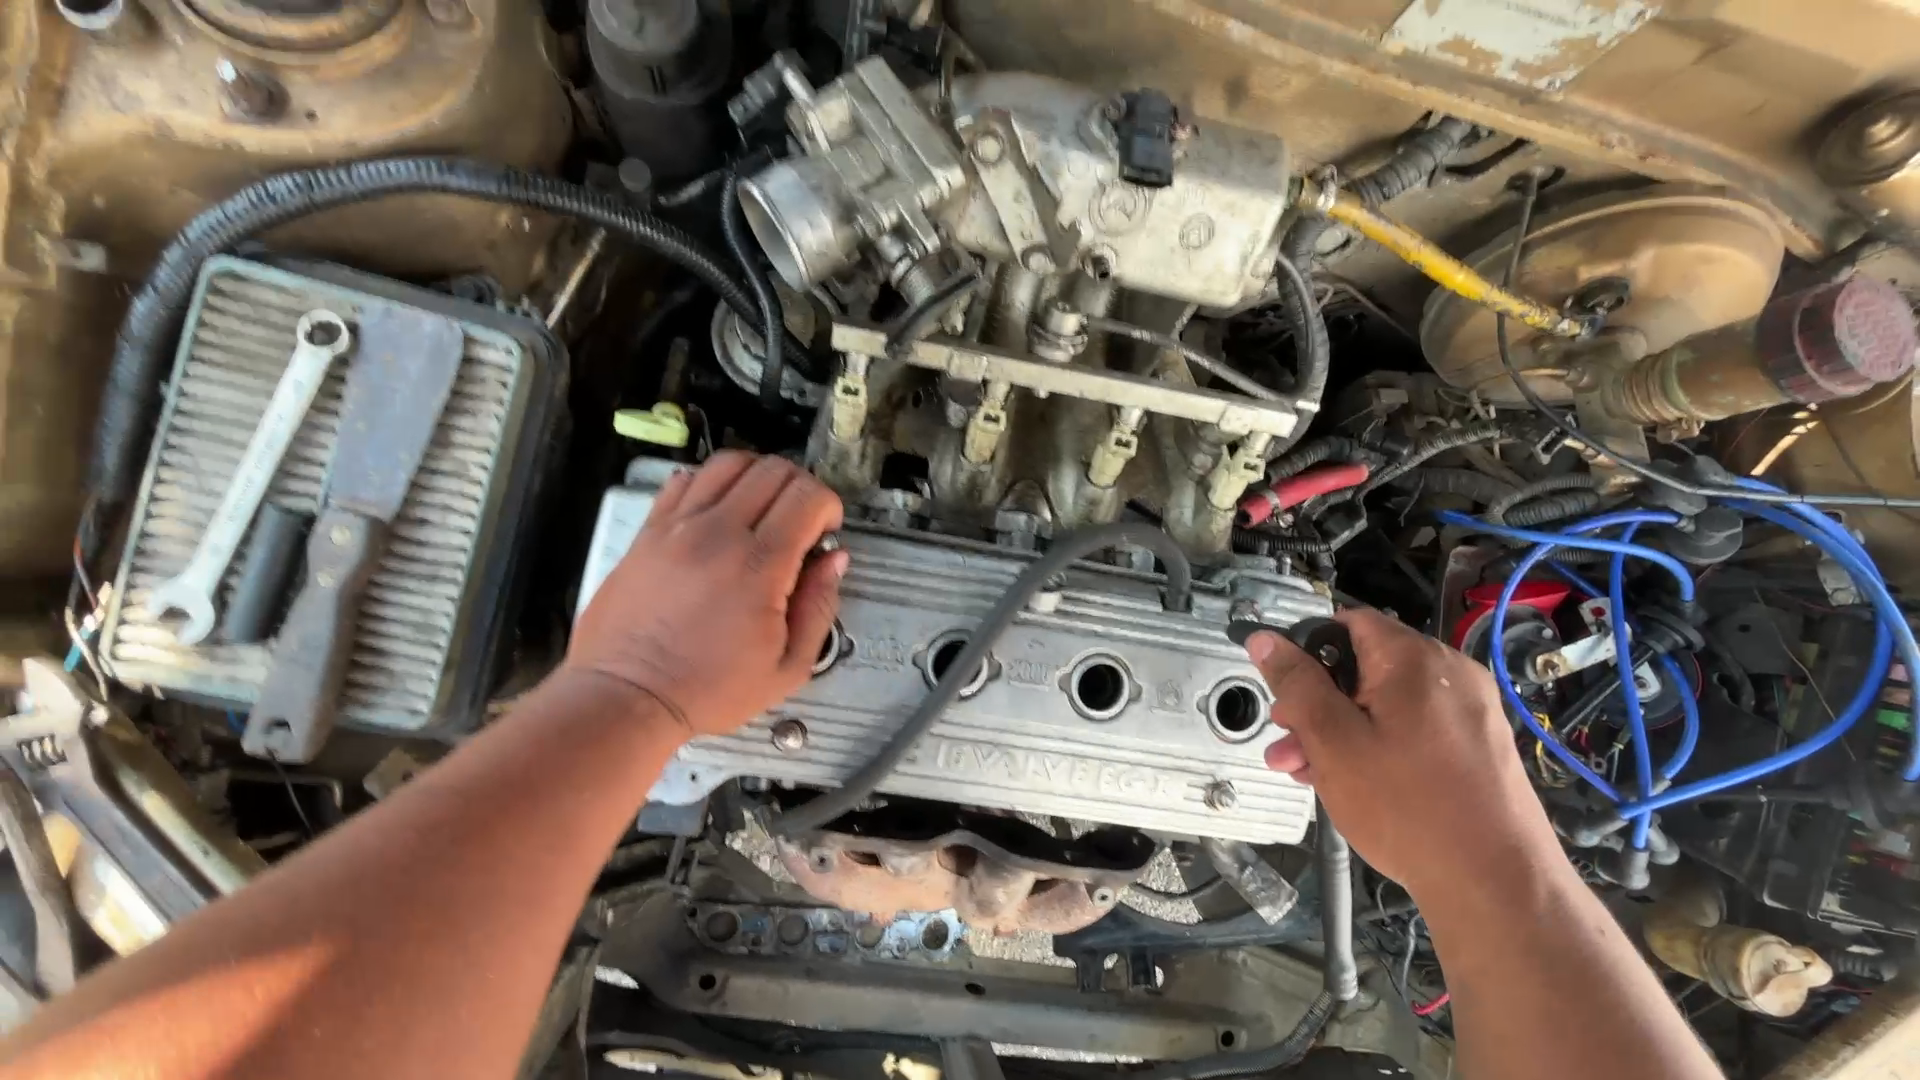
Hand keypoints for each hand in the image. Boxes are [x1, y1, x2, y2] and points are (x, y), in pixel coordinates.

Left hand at [565, 451, 847, 738]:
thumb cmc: (707, 690)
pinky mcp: (648, 530)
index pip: (808, 496)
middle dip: (800, 488)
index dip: (829, 506)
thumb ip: (819, 607)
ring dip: (758, 477)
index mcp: (760, 566)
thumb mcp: (787, 668)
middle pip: (774, 470)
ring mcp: (678, 526)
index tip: (825, 532)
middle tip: (800, 522)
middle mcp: (719, 533)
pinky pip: (685, 479)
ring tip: (761, 511)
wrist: (626, 697)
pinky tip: (718, 513)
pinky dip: (711, 483)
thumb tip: (834, 560)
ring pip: (730, 462)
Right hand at [1247, 609, 1563, 897]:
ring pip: (1383, 703)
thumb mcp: (1332, 740)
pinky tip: (1346, 781)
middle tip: (1286, 741)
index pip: (1347, 621)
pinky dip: (1374, 744)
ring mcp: (1467, 712)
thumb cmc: (1406, 806)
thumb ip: (1295, 683)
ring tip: (1304, 770)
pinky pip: (1410, 729)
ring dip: (1337, 729)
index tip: (1283, 690)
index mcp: (1414, 659)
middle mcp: (1448, 674)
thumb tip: (1264, 639)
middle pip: (1363, 667)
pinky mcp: (1476, 747)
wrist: (1496, 885)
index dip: (1306, 648)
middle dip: (1315, 701)